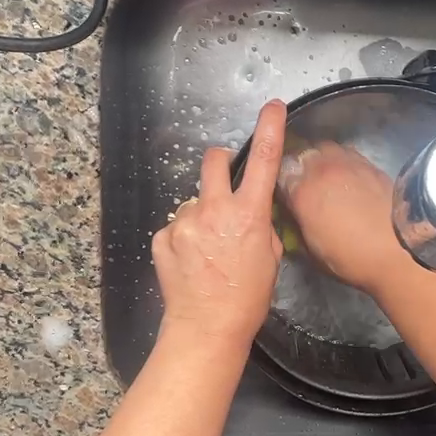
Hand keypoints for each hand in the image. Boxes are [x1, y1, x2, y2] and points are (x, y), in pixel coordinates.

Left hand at [153, 100, 286, 350]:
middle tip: (223, 180)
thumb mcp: (269, 259)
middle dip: (219, 162)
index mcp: (248, 215)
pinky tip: (192, 261)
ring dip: (201, 214)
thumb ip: (261, 225)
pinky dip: (185, 237)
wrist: (207, 327)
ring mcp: (185, 223)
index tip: (272, 108)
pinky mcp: (163, 237)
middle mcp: (214, 211)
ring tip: (207, 249)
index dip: (269, 128)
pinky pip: (177, 226)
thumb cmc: (247, 299)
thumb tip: (252, 212)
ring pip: (193, 201)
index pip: (262, 160)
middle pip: (212, 161)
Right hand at [277, 142, 421, 295]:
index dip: (279, 183)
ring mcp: (346, 164)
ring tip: (324, 176)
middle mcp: (321, 171)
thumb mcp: (313, 252)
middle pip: (300, 155)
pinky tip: (346, 177)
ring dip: (319, 159)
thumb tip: (293, 217)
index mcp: (301, 193)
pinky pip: (346, 153)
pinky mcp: (369, 164)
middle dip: (297, 167)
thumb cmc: (353, 258)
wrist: (400, 250)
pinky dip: (341, 161)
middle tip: (301, 183)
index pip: (278, 175)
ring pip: (323, 148)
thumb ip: (297, 227)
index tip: (282, 193)